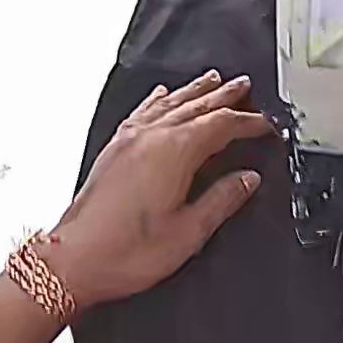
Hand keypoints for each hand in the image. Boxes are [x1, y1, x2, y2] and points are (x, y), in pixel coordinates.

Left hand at [38, 71, 271, 308]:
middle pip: (195, 106)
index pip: (221, 125)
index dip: (248, 122)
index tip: (266, 125)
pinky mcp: (114, 151)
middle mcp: (149, 139)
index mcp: (173, 153)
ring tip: (212, 81)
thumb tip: (246, 180)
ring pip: (170, 103)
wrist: (76, 261)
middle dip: (224, 96)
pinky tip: (163, 95)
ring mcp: (128, 142)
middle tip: (244, 87)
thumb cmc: (126, 252)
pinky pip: (143, 112)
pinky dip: (160, 100)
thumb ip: (222, 199)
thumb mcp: (189, 231)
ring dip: (195, 91)